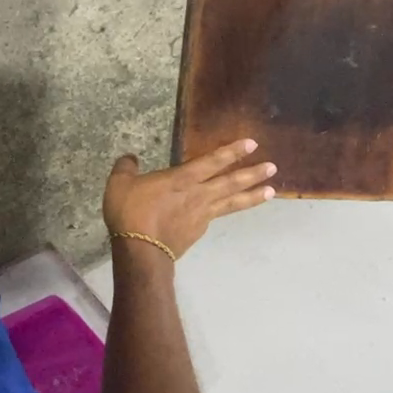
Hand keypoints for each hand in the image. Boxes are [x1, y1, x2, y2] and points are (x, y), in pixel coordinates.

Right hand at [102, 140, 275, 259]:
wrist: (140, 249)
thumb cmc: (130, 212)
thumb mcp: (119, 184)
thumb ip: (126, 168)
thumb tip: (130, 157)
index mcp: (181, 179)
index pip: (211, 161)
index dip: (231, 152)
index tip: (252, 144)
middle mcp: (198, 195)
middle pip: (230, 182)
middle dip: (252, 173)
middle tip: (272, 167)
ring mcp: (201, 215)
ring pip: (232, 202)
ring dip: (252, 196)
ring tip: (271, 191)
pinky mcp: (197, 231)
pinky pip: (216, 217)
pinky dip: (225, 212)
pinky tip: (227, 211)